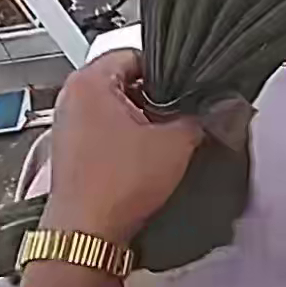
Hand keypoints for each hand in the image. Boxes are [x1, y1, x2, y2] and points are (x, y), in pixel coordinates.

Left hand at [45, 50, 201, 242]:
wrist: (88, 231)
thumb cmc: (115, 186)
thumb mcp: (175, 144)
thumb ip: (199, 119)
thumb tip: (216, 110)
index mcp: (90, 82)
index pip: (134, 55)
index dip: (166, 71)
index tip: (184, 89)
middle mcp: (72, 99)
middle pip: (125, 83)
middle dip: (155, 100)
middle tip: (179, 120)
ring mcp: (69, 126)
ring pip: (116, 110)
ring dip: (142, 123)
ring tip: (163, 144)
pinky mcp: (73, 152)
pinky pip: (106, 135)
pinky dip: (127, 143)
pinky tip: (145, 162)